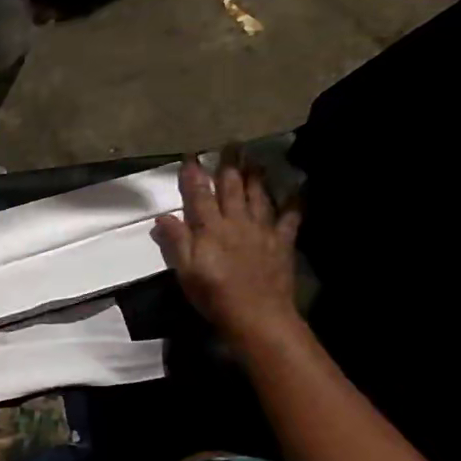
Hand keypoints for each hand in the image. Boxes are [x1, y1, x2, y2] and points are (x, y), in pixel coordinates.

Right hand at [153, 155, 301, 347]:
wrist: (257, 315)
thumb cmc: (214, 295)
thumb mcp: (185, 271)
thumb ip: (176, 241)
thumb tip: (162, 217)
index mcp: (209, 229)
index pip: (199, 196)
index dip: (194, 176)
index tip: (191, 157)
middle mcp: (236, 222)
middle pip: (231, 189)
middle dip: (229, 166)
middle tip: (231, 144)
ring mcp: (261, 231)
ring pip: (258, 196)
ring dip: (256, 176)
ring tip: (256, 159)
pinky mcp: (281, 243)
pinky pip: (289, 219)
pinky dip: (294, 204)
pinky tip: (297, 191)